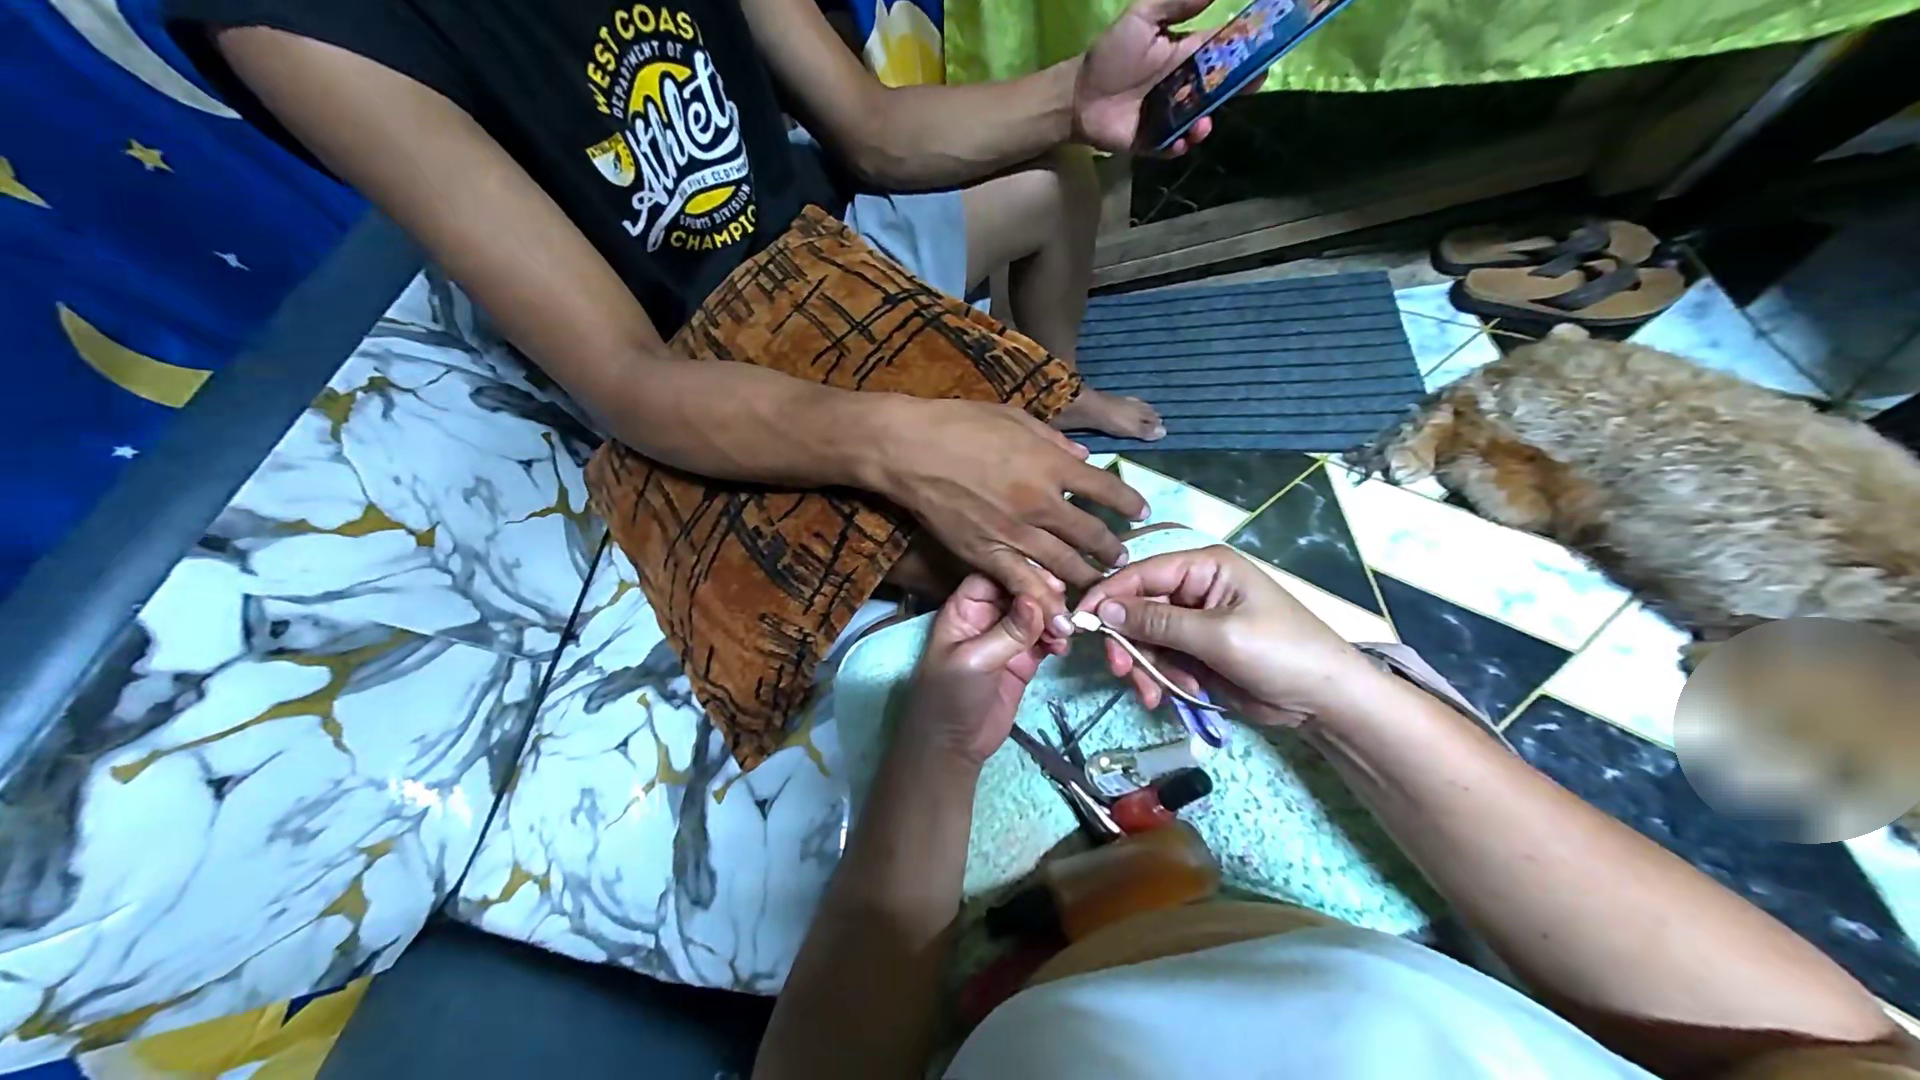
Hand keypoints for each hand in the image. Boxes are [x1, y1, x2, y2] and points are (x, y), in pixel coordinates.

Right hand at [876, 397, 1146, 633]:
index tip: (1140, 511)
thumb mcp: (1015, 418)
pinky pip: (1021, 582)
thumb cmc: (961, 423)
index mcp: (1050, 465)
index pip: (1106, 488)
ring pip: (1063, 564)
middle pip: (1090, 534)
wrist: (910, 448)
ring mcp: (1014, 533)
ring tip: (1099, 580)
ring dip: (1087, 573)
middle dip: (1111, 548)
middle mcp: (1041, 504)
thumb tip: (1083, 459)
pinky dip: (1044, 599)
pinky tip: (1060, 612)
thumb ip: (1054, 442)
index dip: (1129, 502)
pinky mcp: (985, 553)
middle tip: (1119, 556)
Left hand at [904, 575, 1050, 765]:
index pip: (994, 576)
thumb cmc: (950, 697)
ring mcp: (1006, 638)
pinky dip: (1056, 639)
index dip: (1019, 574)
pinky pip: (1044, 639)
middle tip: (1063, 606)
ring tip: (1066, 631)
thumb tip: (1037, 600)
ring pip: (1036, 614)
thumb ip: (1008, 632)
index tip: (1048, 581)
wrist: (953, 746)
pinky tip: (1063, 647)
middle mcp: (986, 617)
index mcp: (964, 609)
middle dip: (1043, 596)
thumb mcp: (974, 661)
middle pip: (1019, 592)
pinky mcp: (1022, 659)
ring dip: (1054, 618)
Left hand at [1073, 0, 1258, 155]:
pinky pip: (1172, 147)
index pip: (1222, 52)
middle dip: (1237, 89)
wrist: (1079, 95)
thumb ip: (1174, 3)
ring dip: (1205, 123)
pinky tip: (1180, 140)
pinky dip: (1178, 146)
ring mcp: (1169, 116)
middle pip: (1218, 89)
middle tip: (1251, 85)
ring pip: (1198, 121)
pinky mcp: (1152, 141)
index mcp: (1185, 55)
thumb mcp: (1141, 17)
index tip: (1264, 49)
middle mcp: (1182, 87)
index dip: (1245, 51)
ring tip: (1203, 124)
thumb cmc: (1110, 55)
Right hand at [1076, 545, 1381, 725]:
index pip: (1141, 573)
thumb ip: (1158, 621)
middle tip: (1122, 670)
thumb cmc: (1281, 653)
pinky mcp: (1194, 651)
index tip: (1079, 622)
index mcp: (1203, 568)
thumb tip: (1103, 609)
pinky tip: (1179, 695)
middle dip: (1128, 641)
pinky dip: (1161, 678)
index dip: (1108, 596)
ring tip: (1157, 693)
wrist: (1326, 701)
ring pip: (1144, 638)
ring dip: (1146, 666)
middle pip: (1136, 607)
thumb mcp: (1218, 635)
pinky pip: (1160, 659)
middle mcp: (1193, 589)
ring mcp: (1193, 621)